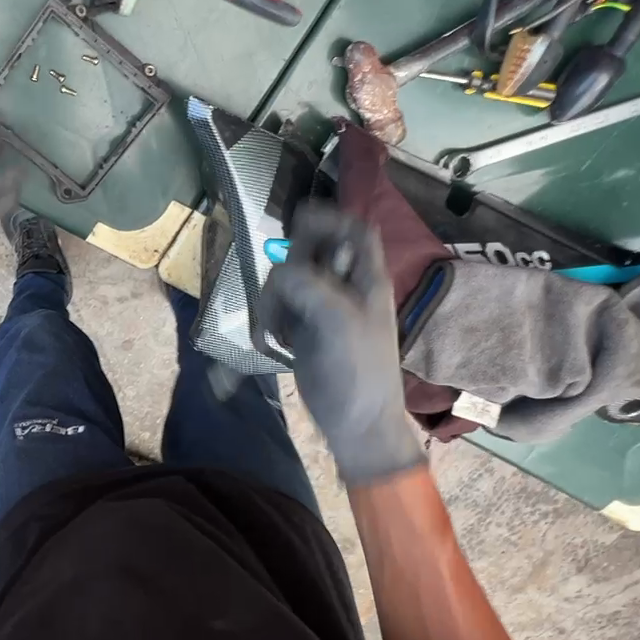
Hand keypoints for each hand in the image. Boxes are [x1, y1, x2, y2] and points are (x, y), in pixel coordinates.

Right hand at [257, 202, 424, 486]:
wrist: (356, 421)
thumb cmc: (359, 370)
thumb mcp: (337, 320)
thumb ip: (307, 285)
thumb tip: (277, 273)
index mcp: (367, 279)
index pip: (355, 230)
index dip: (332, 218)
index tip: (299, 220)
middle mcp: (344, 287)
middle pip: (312, 251)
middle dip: (292, 265)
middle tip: (286, 291)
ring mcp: (322, 309)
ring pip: (288, 279)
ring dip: (275, 298)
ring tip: (280, 327)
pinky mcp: (303, 330)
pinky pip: (280, 306)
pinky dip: (272, 317)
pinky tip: (279, 339)